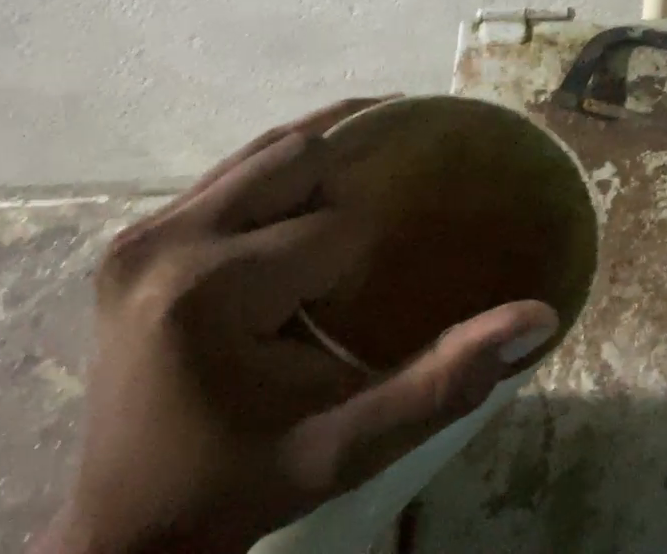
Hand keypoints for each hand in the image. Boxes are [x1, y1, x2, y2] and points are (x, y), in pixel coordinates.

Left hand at [37, 100, 560, 553]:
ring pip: (267, 151)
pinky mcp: (138, 238)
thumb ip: (442, 384)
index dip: (383, 241)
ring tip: (392, 160)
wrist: (126, 525)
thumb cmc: (243, 481)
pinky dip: (291, 166)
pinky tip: (332, 179)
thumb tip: (539, 318)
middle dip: (363, 175)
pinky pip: (234, 170)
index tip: (404, 267)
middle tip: (409, 199)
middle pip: (301, 159)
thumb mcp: (350, 448)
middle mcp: (168, 243)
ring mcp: (142, 235)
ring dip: (333, 154)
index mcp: (214, 292)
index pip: (338, 222)